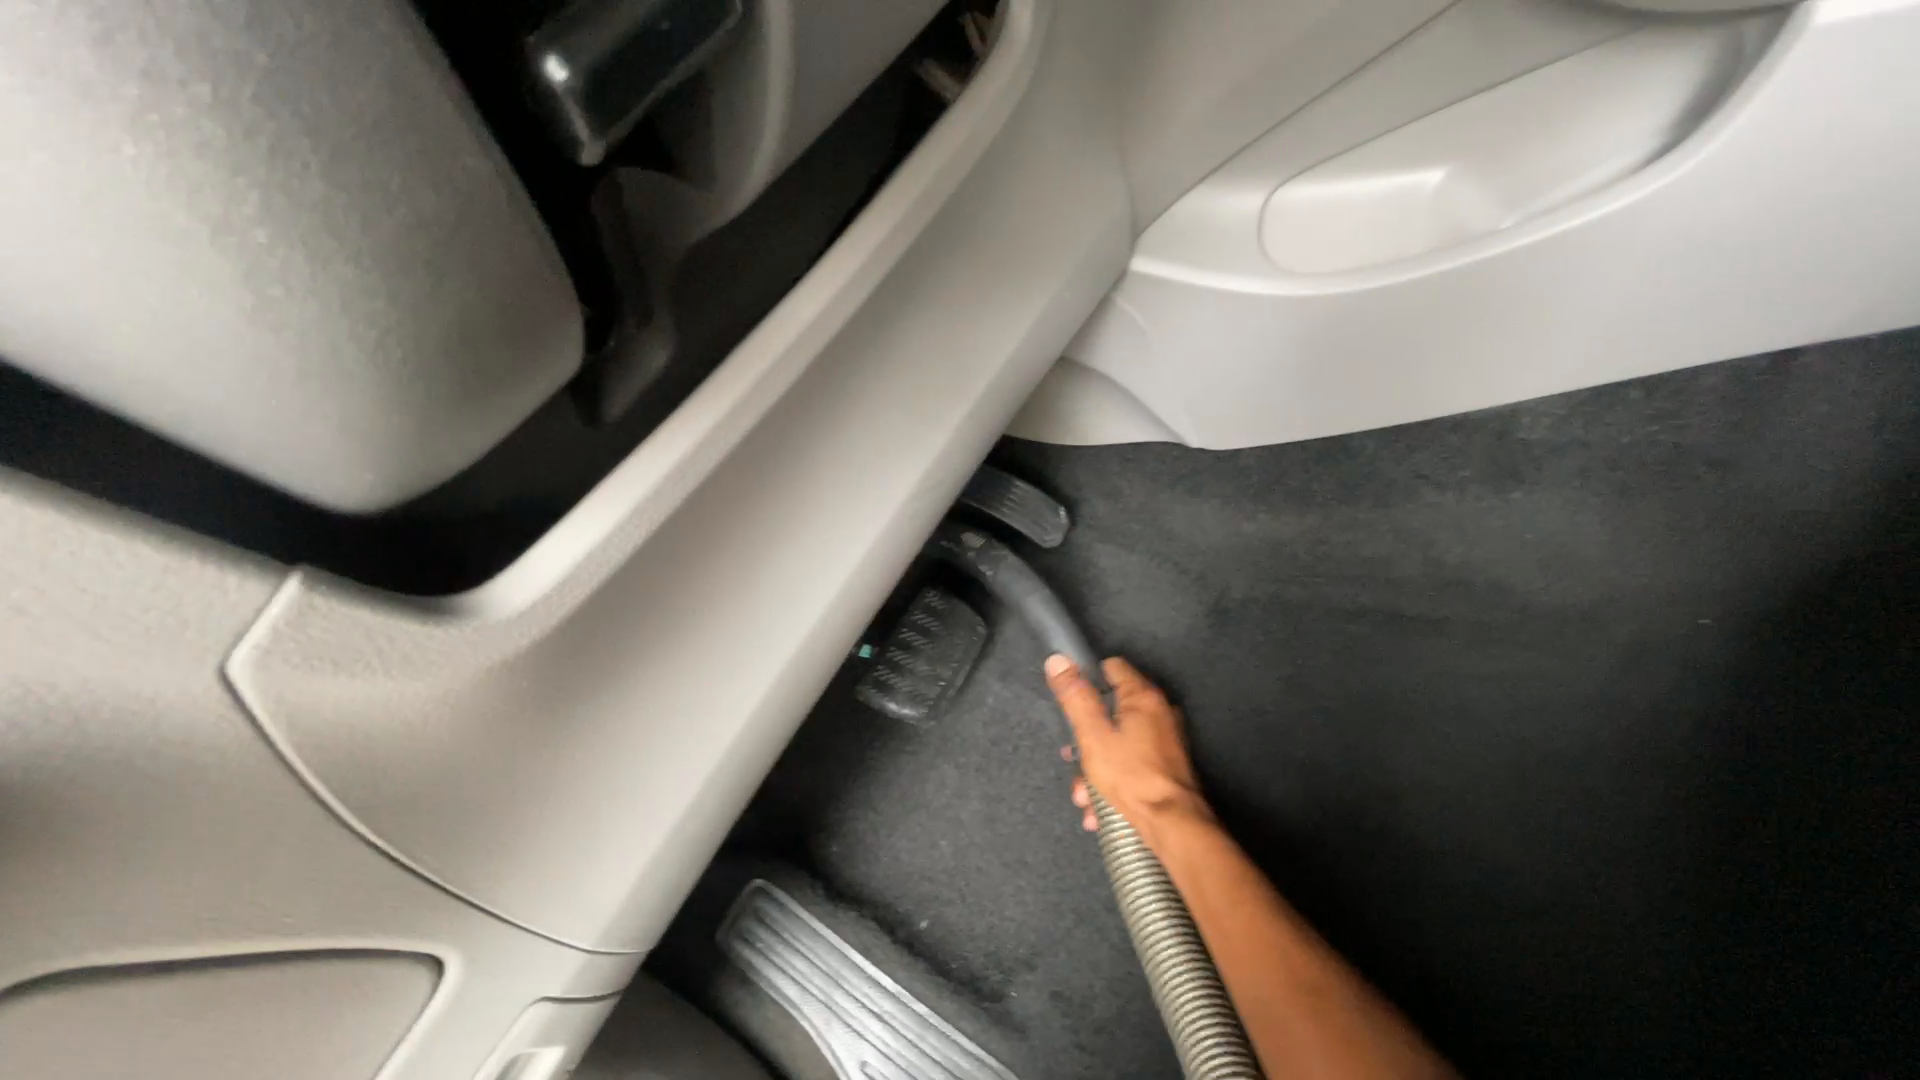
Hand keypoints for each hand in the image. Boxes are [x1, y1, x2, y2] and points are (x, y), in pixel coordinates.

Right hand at [1045, 654, 1213, 850]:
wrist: (1173, 825)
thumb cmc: (1131, 776)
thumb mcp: (1093, 735)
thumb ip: (1075, 697)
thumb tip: (1057, 660)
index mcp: (1143, 697)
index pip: (1111, 667)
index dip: (1087, 680)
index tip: (1071, 703)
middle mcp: (1160, 712)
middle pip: (1111, 710)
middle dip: (1086, 738)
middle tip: (1073, 759)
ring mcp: (1166, 740)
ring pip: (1118, 742)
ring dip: (1096, 768)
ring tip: (1085, 797)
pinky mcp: (1166, 766)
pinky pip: (1132, 763)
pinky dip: (1114, 781)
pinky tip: (1099, 808)